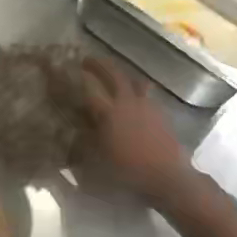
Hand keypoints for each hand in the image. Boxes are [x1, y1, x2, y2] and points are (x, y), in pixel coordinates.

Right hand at [80, 57, 191, 201]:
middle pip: (114, 74)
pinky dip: (137, 90)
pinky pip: (147, 94)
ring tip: (114, 75)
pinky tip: (135, 99)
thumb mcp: (98, 162)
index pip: (89, 89)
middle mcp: (127, 102)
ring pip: (134, 81)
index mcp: (109, 113)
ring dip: (122, 74)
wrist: (167, 176)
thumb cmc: (128, 172)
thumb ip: (85, 143)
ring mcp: (147, 106)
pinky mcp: (161, 113)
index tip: (69, 69)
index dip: (78, 78)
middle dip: (100, 65)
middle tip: (88, 60)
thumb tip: (74, 131)